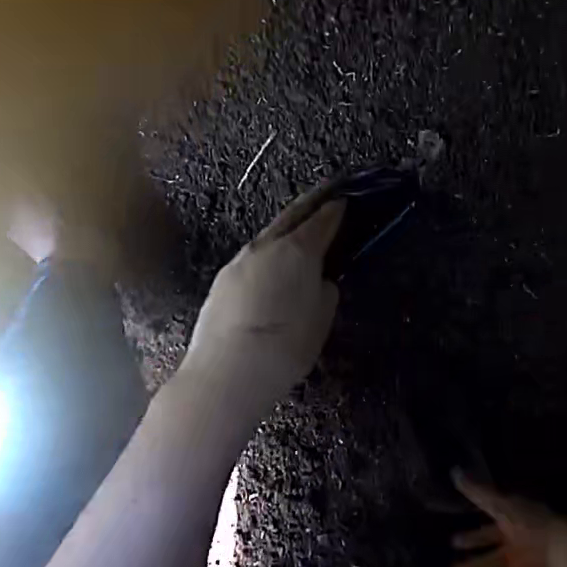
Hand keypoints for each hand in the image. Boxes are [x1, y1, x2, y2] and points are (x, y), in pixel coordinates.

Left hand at [179, 188, 345, 417]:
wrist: (226, 372)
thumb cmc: (286, 347)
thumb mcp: (321, 320)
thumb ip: (325, 292)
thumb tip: (321, 280)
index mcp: (298, 251)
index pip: (322, 221)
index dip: (336, 209)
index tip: (344, 200)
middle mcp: (266, 247)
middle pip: (291, 216)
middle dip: (310, 203)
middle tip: (325, 194)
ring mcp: (239, 261)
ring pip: (267, 236)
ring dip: (285, 229)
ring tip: (298, 230)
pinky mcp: (221, 280)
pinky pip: (252, 257)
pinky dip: (267, 253)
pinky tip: (270, 266)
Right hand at [451, 471, 566, 566]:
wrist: (561, 554)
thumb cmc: (531, 525)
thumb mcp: (502, 506)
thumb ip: (478, 493)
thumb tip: (455, 472)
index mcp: (510, 519)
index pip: (487, 520)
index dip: (473, 526)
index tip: (455, 535)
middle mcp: (513, 538)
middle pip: (487, 543)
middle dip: (471, 546)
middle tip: (452, 552)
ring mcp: (517, 560)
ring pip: (490, 565)